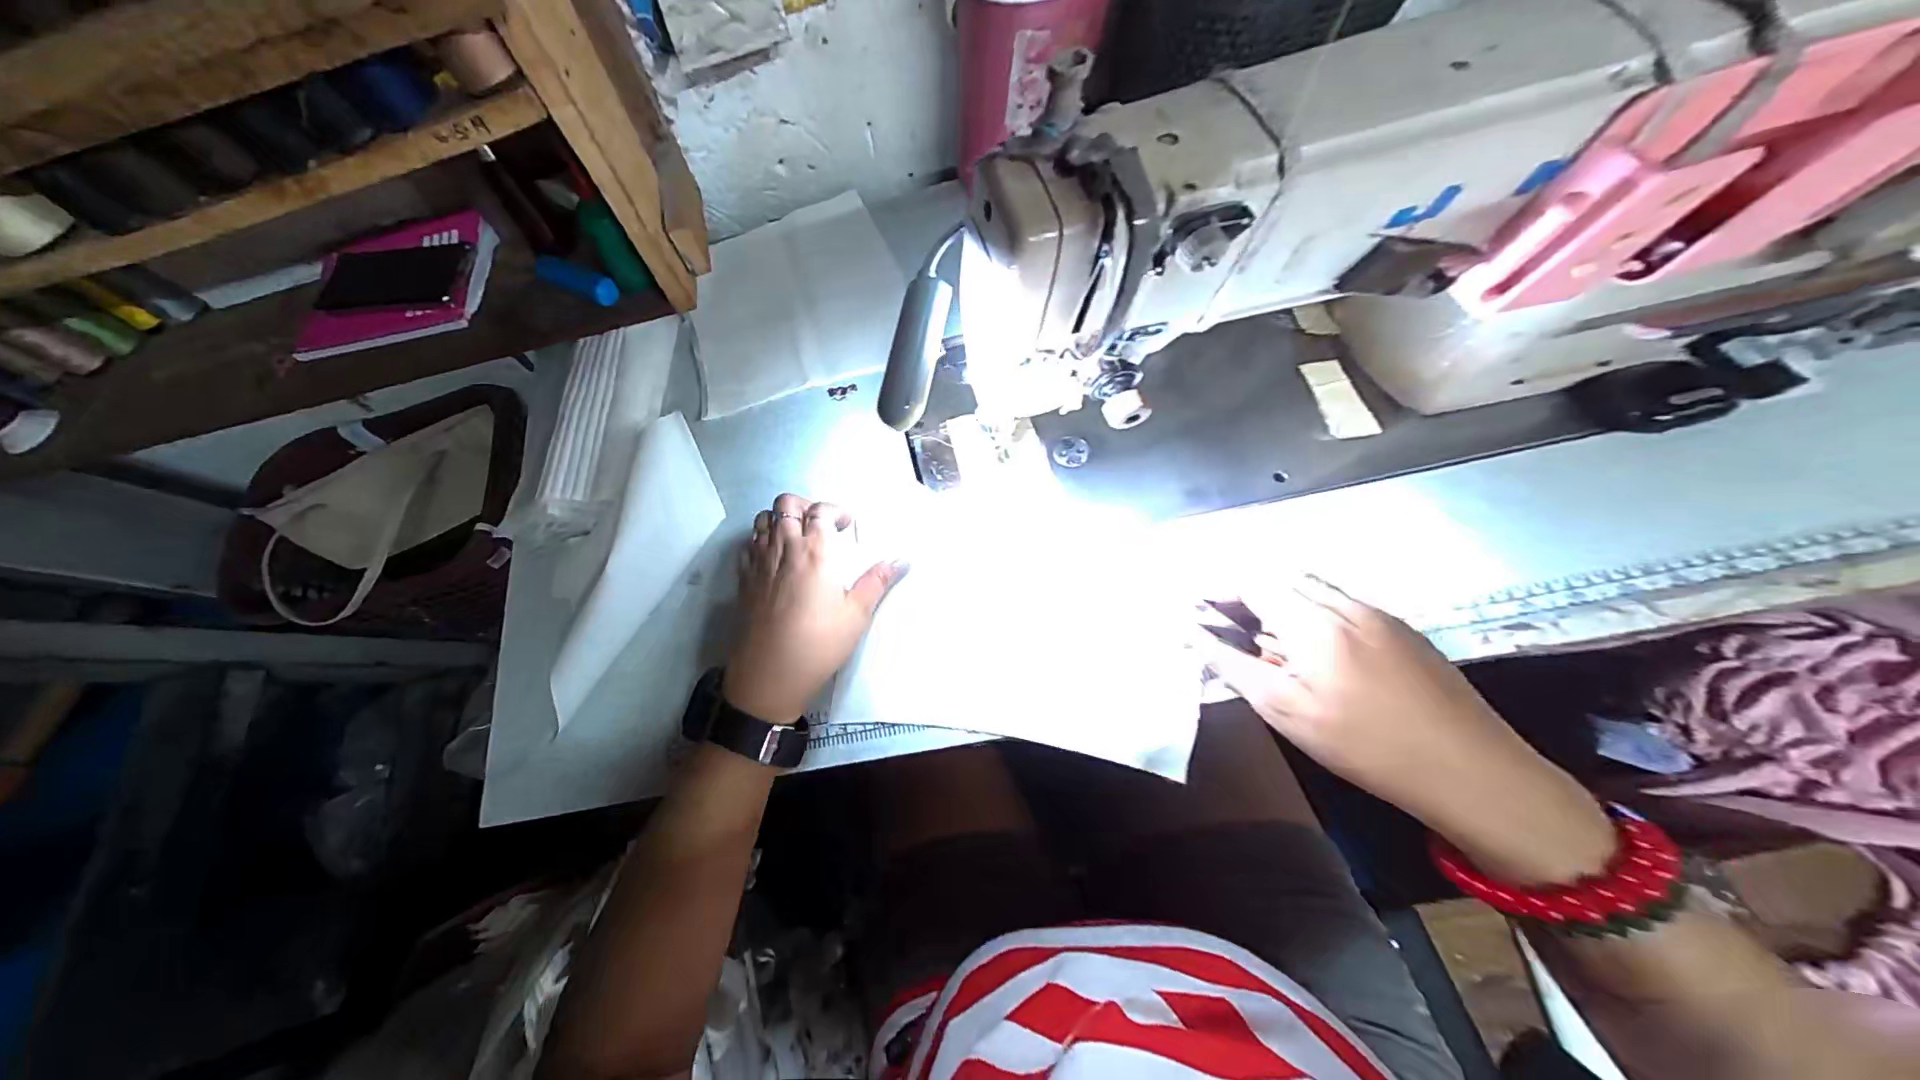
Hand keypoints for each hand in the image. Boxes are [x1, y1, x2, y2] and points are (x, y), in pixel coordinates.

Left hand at [722, 493, 903, 725]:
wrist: (770, 673)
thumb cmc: (819, 644)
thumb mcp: (857, 615)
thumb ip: (877, 582)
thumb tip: (902, 560)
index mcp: (816, 550)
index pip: (821, 510)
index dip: (835, 511)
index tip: (847, 526)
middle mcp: (784, 547)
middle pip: (786, 503)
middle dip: (805, 506)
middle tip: (820, 525)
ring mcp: (759, 561)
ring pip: (763, 519)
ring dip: (781, 519)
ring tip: (797, 538)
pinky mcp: (743, 578)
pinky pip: (749, 544)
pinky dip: (761, 540)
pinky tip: (774, 558)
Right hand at [1196, 576, 1616, 885]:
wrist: (1471, 771)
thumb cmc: (1364, 745)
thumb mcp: (1284, 710)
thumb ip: (1233, 665)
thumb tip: (1194, 632)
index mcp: (1314, 619)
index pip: (1252, 582)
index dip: (1222, 595)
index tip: (1203, 619)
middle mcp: (1347, 604)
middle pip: (1284, 579)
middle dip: (1252, 598)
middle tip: (1236, 635)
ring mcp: (1382, 615)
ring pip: (1317, 592)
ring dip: (1285, 606)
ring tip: (1277, 649)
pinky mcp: (1405, 632)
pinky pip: (1346, 608)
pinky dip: (1318, 618)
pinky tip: (1323, 660)